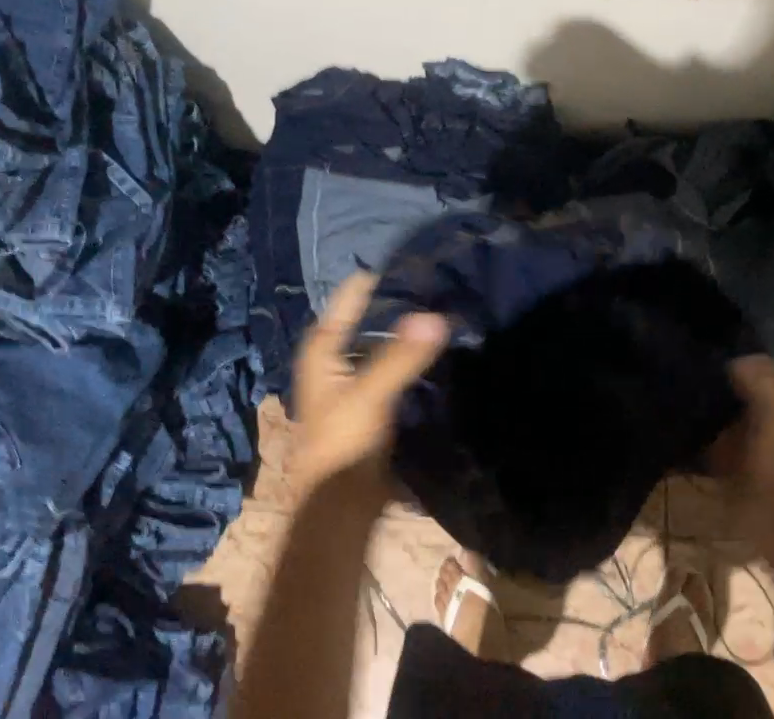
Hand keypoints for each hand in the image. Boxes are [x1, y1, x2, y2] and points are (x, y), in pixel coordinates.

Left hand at [290, 272, 448, 502]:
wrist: (338, 509)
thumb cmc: (341, 445)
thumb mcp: (370, 394)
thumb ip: (401, 356)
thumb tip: (435, 314)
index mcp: (322, 346)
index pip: (353, 293)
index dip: (386, 278)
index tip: (426, 264)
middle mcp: (334, 355)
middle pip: (372, 316)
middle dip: (404, 304)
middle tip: (447, 286)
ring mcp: (353, 378)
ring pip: (386, 341)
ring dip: (411, 332)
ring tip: (451, 311)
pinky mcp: (373, 400)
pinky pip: (397, 365)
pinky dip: (414, 357)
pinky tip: (443, 350)